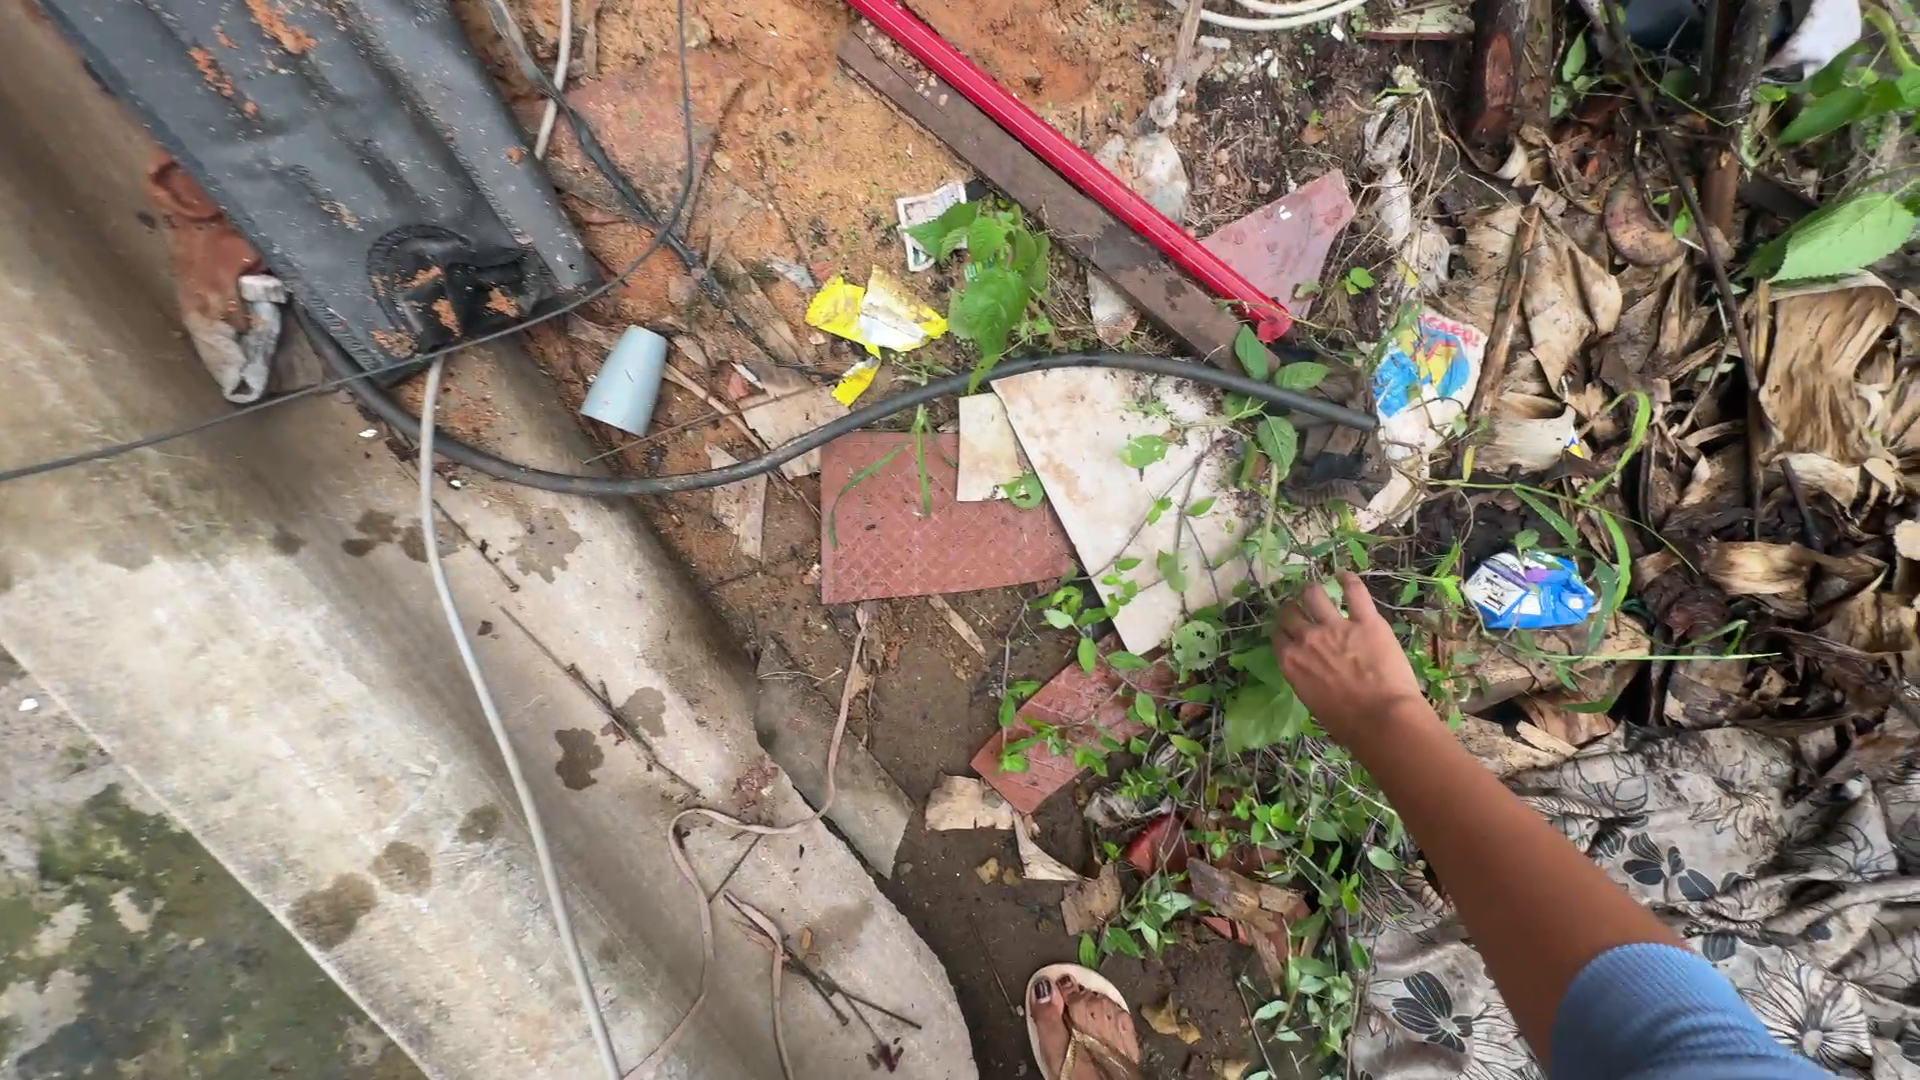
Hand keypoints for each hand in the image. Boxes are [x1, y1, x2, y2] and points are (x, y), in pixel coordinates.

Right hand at [1272, 571, 1428, 744]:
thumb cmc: (1346, 723)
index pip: (1277, 635)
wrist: (1382, 719)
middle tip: (1299, 609)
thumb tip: (1310, 670)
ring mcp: (1335, 626)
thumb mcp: (1311, 700)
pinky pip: (1354, 592)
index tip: (1287, 631)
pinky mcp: (1366, 621)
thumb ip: (1304, 676)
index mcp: (1290, 661)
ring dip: (1312, 592)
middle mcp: (1306, 638)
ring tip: (1317, 590)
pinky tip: (1344, 574)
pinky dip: (1349, 579)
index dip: (1282, 631)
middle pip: (1289, 612)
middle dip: (1292, 609)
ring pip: (1314, 595)